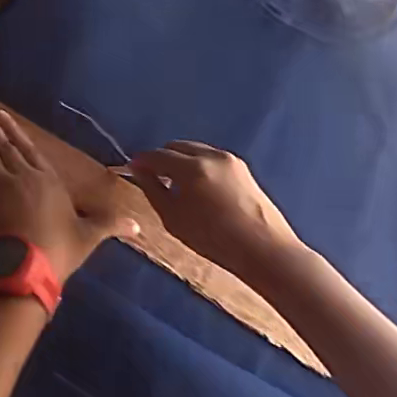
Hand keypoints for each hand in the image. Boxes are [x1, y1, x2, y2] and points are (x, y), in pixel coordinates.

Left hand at [0, 102, 130, 281]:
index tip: (1, 114)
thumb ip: (110, 226)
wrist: (30, 268)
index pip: (29, 148)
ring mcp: (1, 187)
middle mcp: (23, 176)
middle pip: (3, 144)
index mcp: (48, 179)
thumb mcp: (90, 236)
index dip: (14, 130)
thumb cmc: (61, 248)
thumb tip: (138, 227)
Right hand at [127, 141, 302, 278]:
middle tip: (153, 177)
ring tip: (176, 183)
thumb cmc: (213, 239)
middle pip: (176, 146)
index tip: (131, 169)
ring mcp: (230, 160)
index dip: (141, 161)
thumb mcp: (173, 217)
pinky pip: (211, 159)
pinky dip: (198, 165)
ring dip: (180, 160)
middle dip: (161, 157)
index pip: (156, 154)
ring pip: (195, 150)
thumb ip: (153, 189)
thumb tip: (140, 171)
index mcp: (191, 167)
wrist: (265, 250)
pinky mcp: (243, 169)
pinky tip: (198, 187)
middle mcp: (211, 155)